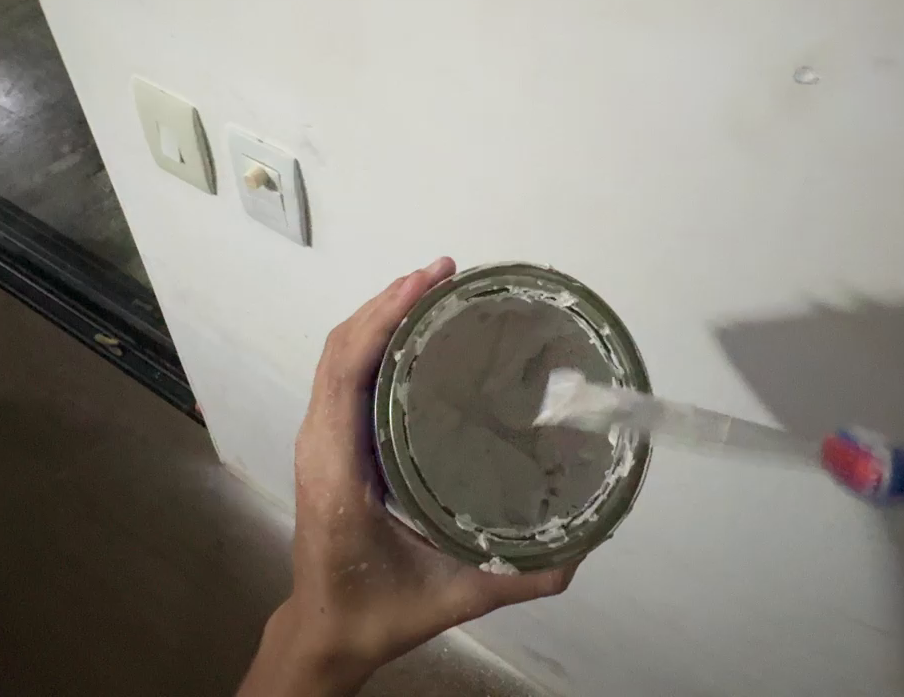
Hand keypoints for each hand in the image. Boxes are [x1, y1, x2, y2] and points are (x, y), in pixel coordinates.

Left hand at [237, 258, 577, 696]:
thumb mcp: (453, 595)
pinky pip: (345, 371)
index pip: (346, 371)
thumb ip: (519, 575)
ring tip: (431, 286)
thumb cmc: (377, 610)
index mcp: (338, 468)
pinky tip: (412, 328)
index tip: (426, 284)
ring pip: (339, 353)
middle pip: (340, 347)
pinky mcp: (330, 438)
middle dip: (388, 300)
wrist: (326, 631)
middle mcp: (322, 441)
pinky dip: (373, 336)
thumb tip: (582, 547)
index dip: (382, 319)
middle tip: (444, 272)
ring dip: (379, 312)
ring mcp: (321, 437)